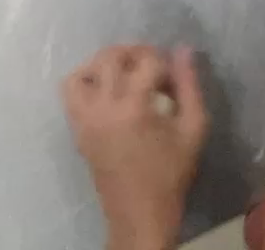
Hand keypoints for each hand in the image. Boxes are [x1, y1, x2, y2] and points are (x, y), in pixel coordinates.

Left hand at [62, 45, 209, 249]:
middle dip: (134, 52)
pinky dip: (87, 83)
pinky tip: (109, 91)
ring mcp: (85, 121)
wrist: (140, 215)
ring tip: (125, 73)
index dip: (165, 63)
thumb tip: (183, 49)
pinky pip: (71, 94)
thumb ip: (189, 85)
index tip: (174, 78)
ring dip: (104, 64)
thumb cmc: (171, 172)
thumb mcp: (194, 127)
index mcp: (134, 108)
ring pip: (83, 73)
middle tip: (151, 64)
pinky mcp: (78, 132)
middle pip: (110, 57)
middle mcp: (103, 109)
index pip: (147, 61)